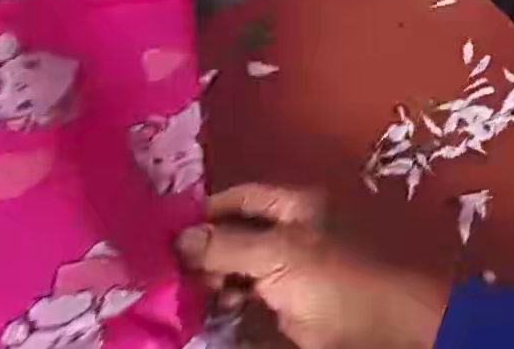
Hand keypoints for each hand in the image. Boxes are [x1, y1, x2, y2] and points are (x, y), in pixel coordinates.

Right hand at [176, 185, 448, 348]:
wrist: (363, 316)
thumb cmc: (328, 274)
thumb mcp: (277, 254)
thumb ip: (229, 244)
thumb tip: (179, 237)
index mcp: (296, 203)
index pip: (242, 197)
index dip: (204, 211)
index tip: (154, 234)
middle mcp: (288, 224)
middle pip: (232, 228)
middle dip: (197, 246)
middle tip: (150, 271)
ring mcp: (282, 257)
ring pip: (231, 258)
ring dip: (203, 273)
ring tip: (167, 292)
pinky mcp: (276, 289)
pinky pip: (236, 285)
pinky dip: (216, 293)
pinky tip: (193, 307)